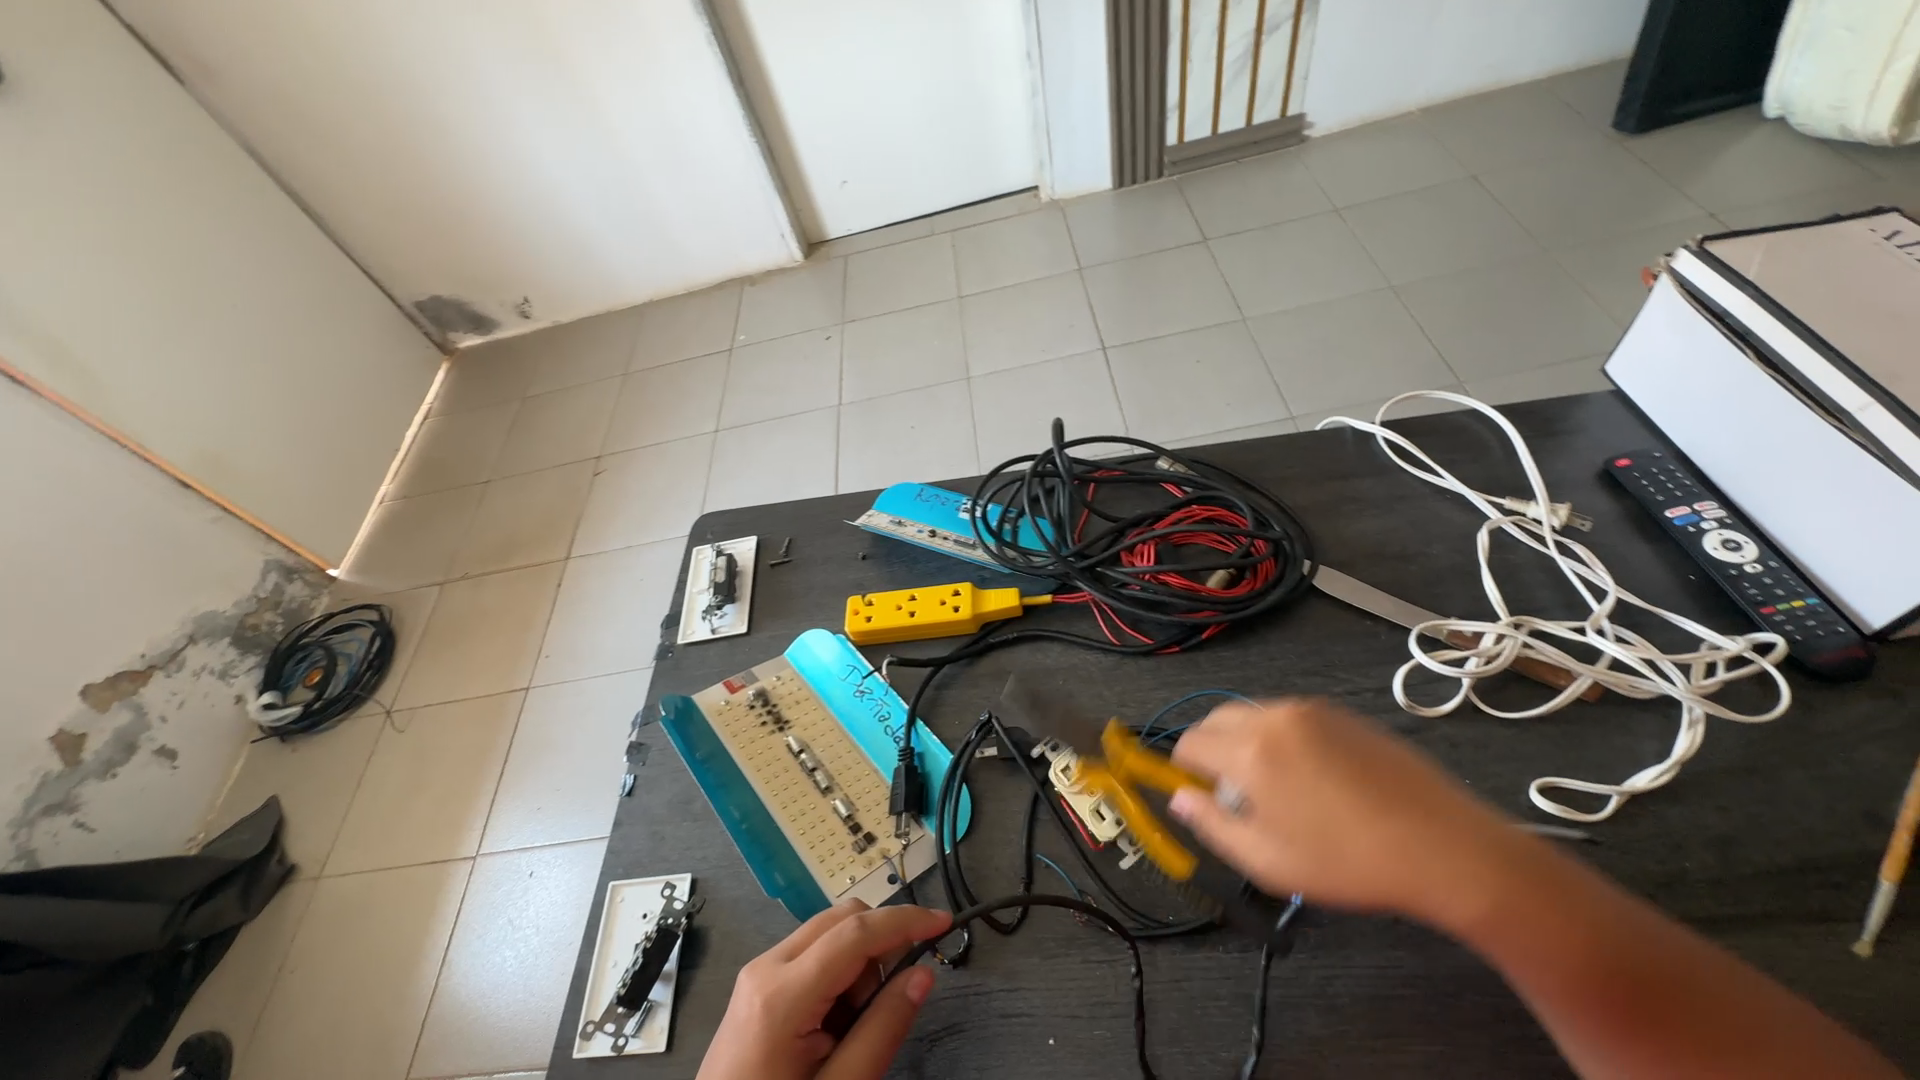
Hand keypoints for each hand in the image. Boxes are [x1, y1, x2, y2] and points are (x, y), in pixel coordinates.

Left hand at [696, 899, 951, 1079]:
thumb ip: (883, 1029)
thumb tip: (923, 973)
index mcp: (783, 994)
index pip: (855, 933)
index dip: (905, 921)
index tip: (945, 922)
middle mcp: (766, 966)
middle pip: (842, 919)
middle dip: (880, 944)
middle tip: (892, 998)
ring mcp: (759, 972)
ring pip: (829, 933)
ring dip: (859, 962)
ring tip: (854, 1027)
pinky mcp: (758, 984)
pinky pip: (813, 953)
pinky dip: (840, 973)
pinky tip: (836, 1023)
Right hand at [1168, 698, 1525, 929]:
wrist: (1445, 847)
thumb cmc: (1348, 862)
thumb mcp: (1267, 861)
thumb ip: (1212, 825)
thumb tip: (1179, 798)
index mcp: (1250, 751)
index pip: (1188, 743)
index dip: (1182, 772)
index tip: (1201, 800)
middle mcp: (1275, 717)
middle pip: (1216, 719)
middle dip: (1211, 751)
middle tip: (1236, 797)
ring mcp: (1314, 710)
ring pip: (1253, 715)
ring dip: (1245, 742)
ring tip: (1280, 791)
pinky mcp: (1345, 714)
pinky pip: (1291, 718)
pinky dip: (1282, 738)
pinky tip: (1316, 780)